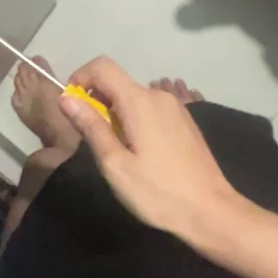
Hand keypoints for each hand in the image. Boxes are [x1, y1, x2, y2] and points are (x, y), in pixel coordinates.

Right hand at [58, 56, 249, 238]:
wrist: (211, 211)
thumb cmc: (158, 191)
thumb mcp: (115, 164)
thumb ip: (91, 127)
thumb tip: (66, 99)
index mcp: (140, 101)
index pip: (102, 66)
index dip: (80, 79)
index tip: (71, 108)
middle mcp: (159, 96)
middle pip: (118, 82)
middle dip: (96, 102)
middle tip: (93, 140)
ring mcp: (176, 108)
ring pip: (133, 98)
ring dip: (115, 114)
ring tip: (117, 152)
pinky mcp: (184, 122)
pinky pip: (150, 110)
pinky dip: (134, 121)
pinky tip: (140, 154)